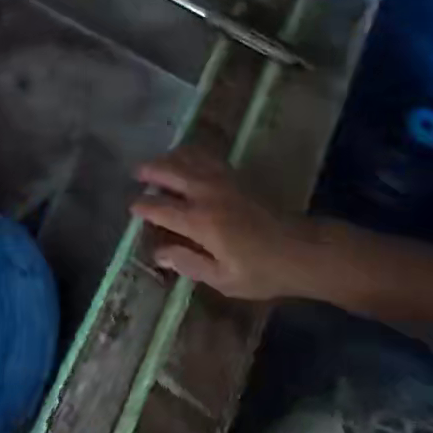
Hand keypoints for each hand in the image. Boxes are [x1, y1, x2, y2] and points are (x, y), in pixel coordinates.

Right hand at [129, 148, 317, 300]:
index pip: (161, 208)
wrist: (300, 248)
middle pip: (170, 172)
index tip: (132, 208)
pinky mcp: (234, 174)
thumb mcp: (223, 279)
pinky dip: (189, 153)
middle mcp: (207, 193)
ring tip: (157, 164)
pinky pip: (205, 155)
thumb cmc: (262, 271)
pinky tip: (185, 158)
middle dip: (150, 171)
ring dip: (168, 158)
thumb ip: (188, 263)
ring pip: (187, 157)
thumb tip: (158, 253)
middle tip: (136, 173)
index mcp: (201, 222)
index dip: (143, 206)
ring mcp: (222, 179)